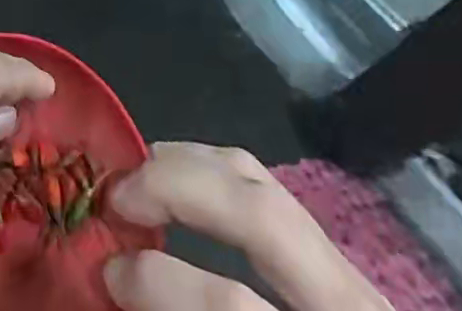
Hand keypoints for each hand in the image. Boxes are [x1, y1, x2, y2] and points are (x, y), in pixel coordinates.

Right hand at [101, 143, 392, 310]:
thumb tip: (114, 283)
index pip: (234, 306)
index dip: (161, 283)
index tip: (111, 273)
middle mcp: (349, 308)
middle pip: (260, 215)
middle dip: (171, 188)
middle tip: (114, 199)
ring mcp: (350, 276)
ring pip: (258, 178)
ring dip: (182, 164)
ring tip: (134, 178)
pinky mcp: (333, 256)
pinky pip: (261, 184)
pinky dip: (204, 169)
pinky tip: (172, 183)